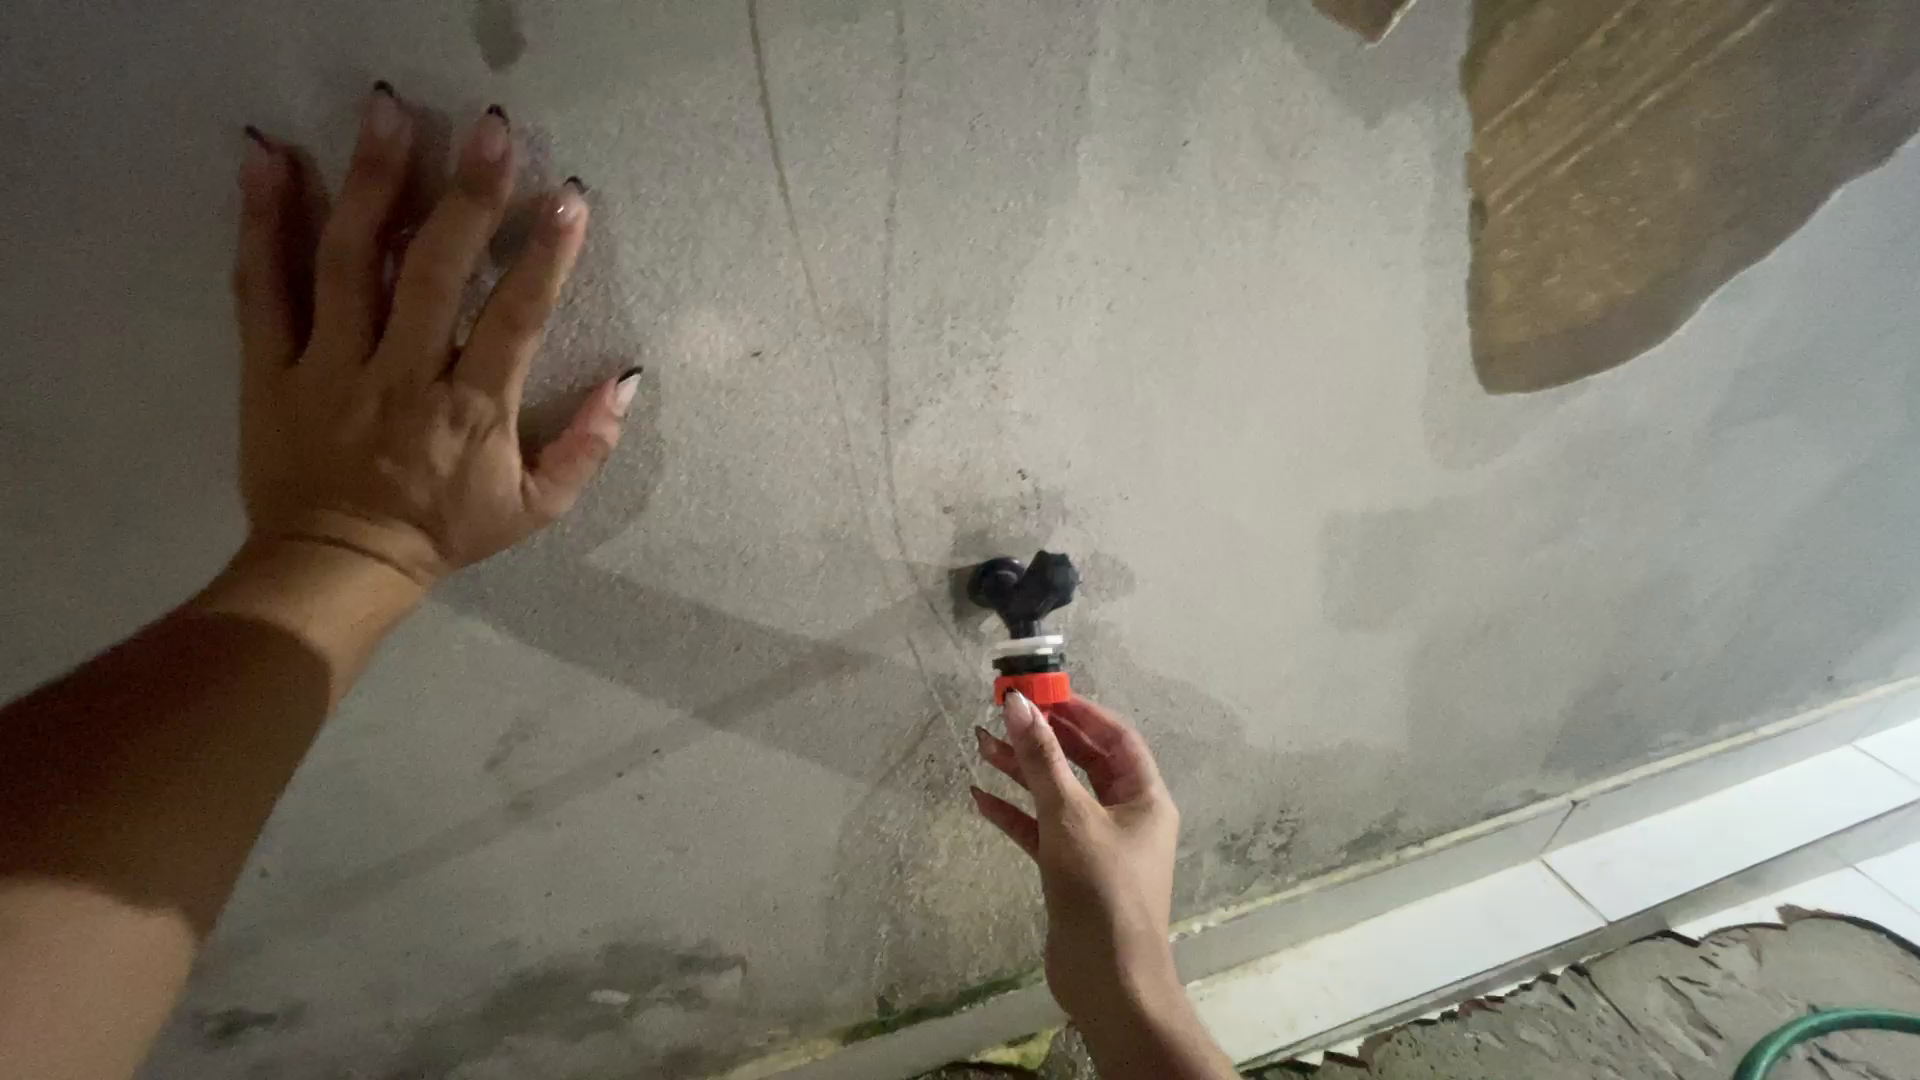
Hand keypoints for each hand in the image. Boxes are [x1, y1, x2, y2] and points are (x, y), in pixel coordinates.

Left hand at [233, 86, 636, 587]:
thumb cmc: (451, 529)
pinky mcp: (270, 363)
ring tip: (389, 111)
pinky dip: (263, 216)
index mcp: (473, 409)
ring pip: (349, 261)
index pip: (516, 318)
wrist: (340, 561)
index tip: (568, 198)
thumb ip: (588, 446)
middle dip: (469, 196)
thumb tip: (627, 381)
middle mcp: (404, 374)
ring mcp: (331, 363)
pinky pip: (262, 282)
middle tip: (490, 129)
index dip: (546, 255)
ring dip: (372, 181)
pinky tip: (271, 154)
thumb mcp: (540, 506)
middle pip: (435, 271)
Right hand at [971, 693, 1183, 1022]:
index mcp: (1144, 796)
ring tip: (981, 745)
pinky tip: (980, 798)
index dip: (1080, 711)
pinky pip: (1043, 829)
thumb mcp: (1069, 814)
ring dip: (1021, 771)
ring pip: (1057, 794)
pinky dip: (1015, 813)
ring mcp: (1098, 843)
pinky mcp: (1072, 870)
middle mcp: (1125, 814)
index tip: (1042, 694)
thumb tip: (1018, 703)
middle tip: (1004, 716)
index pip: (1115, 736)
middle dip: (1042, 739)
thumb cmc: (1100, 887)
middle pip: (1082, 762)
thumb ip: (1041, 758)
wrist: (1107, 982)